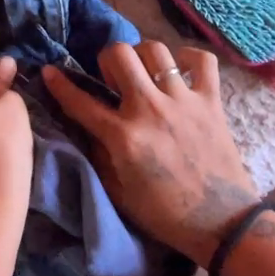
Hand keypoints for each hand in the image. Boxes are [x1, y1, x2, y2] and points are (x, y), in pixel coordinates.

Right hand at [43, 41, 259, 260]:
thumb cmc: (166, 214)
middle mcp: (150, 110)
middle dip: (107, 60)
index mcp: (123, 136)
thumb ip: (98, 154)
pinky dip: (189, 59)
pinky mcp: (211, 102)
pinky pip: (202, 61)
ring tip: (144, 74)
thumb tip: (86, 125)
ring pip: (155, 50)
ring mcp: (183, 102)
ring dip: (142, 56)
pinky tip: (180, 72)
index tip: (49, 72)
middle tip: (114, 79)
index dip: (59, 84)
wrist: (224, 225)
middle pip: (119, 54)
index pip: (81, 101)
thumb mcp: (119, 192)